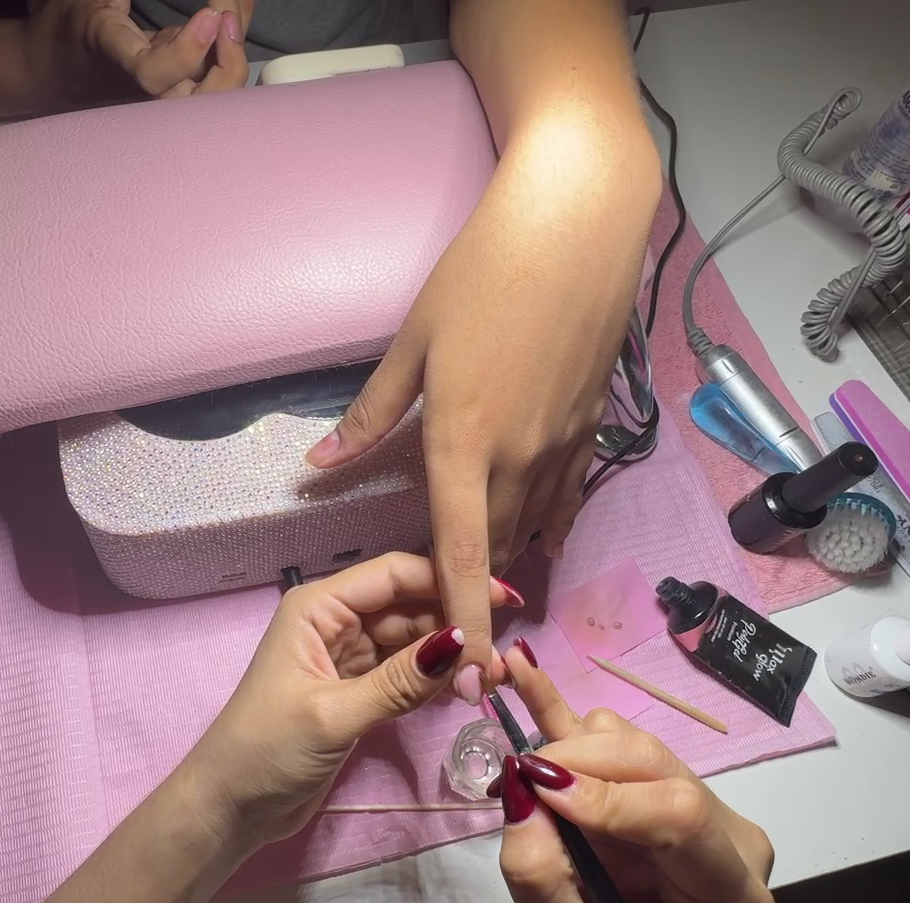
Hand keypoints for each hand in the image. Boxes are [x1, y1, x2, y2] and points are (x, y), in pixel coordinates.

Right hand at [23, 0, 252, 107]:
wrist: (66, 63)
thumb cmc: (74, 22)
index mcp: (117, 63)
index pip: (154, 77)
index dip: (187, 52)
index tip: (210, 16)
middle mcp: (149, 91)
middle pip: (199, 105)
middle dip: (228, 65)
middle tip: (227, 14)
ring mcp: (170, 91)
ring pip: (216, 92)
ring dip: (235, 51)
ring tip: (235, 5)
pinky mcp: (183, 84)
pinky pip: (217, 71)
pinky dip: (233, 41)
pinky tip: (237, 8)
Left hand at [179, 553, 519, 847]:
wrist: (231, 807)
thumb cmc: (266, 751)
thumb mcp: (333, 714)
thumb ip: (398, 682)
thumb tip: (463, 645)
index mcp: (318, 607)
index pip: (394, 575)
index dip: (448, 582)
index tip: (503, 601)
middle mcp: (335, 620)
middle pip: (408, 605)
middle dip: (456, 625)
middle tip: (503, 658)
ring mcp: (348, 654)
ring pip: (412, 639)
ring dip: (452, 655)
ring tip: (497, 677)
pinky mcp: (358, 688)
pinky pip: (405, 671)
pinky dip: (434, 678)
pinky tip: (468, 688)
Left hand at [305, 140, 657, 697]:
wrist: (580, 224)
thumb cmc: (482, 276)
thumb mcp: (413, 344)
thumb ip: (370, 415)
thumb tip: (319, 463)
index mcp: (463, 445)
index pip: (460, 555)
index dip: (461, 620)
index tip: (467, 671)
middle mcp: (519, 460)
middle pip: (494, 548)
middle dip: (475, 593)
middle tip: (454, 623)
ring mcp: (563, 445)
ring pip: (530, 525)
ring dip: (506, 560)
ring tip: (490, 592)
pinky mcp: (591, 425)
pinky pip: (566, 496)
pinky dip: (546, 525)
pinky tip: (540, 541)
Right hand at [494, 646, 776, 902]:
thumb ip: (542, 878)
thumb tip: (522, 790)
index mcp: (730, 894)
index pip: (679, 814)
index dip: (605, 794)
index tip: (540, 791)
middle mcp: (729, 833)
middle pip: (651, 761)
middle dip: (573, 760)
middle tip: (521, 781)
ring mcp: (697, 794)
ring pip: (627, 739)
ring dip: (568, 749)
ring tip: (531, 781)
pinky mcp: (657, 773)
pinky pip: (609, 727)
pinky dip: (559, 702)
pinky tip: (521, 667)